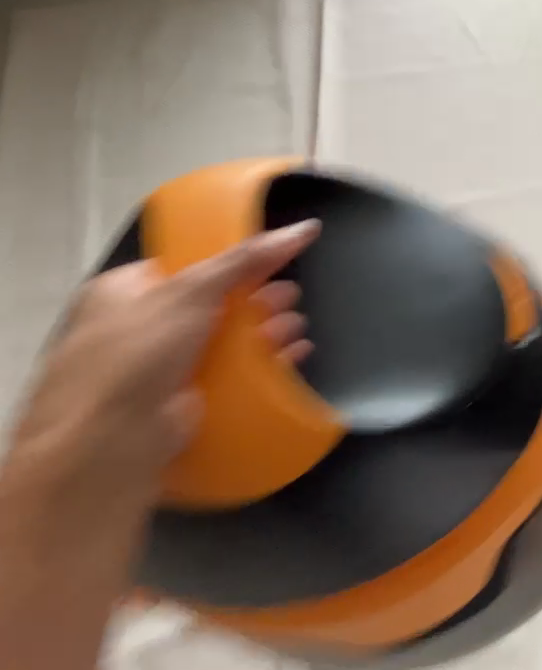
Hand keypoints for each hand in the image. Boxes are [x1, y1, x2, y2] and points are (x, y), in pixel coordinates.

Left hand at [5, 220, 319, 510]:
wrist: (108, 442)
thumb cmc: (136, 356)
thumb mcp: (190, 292)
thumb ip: (248, 259)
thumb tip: (306, 228)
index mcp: (124, 293)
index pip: (188, 265)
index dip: (232, 261)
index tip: (272, 260)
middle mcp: (141, 326)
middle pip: (218, 300)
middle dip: (258, 298)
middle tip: (285, 297)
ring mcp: (164, 363)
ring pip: (232, 336)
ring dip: (268, 329)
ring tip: (291, 329)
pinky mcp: (191, 394)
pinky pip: (239, 369)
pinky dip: (269, 360)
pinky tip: (293, 353)